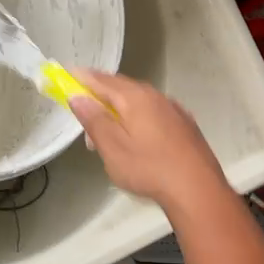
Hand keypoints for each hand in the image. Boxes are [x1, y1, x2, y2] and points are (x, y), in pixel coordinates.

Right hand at [69, 70, 227, 210]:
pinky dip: (137, 116)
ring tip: (107, 133)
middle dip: (99, 95)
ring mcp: (172, 109)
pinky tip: (136, 135)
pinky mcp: (183, 123)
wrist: (197, 188)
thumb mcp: (112, 147)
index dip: (82, 78)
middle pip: (121, 87)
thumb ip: (94, 119)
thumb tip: (77, 96)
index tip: (66, 76)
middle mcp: (155, 96)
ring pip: (138, 99)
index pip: (101, 80)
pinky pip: (153, 111)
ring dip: (118, 108)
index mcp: (134, 98)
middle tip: (84, 113)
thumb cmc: (148, 168)